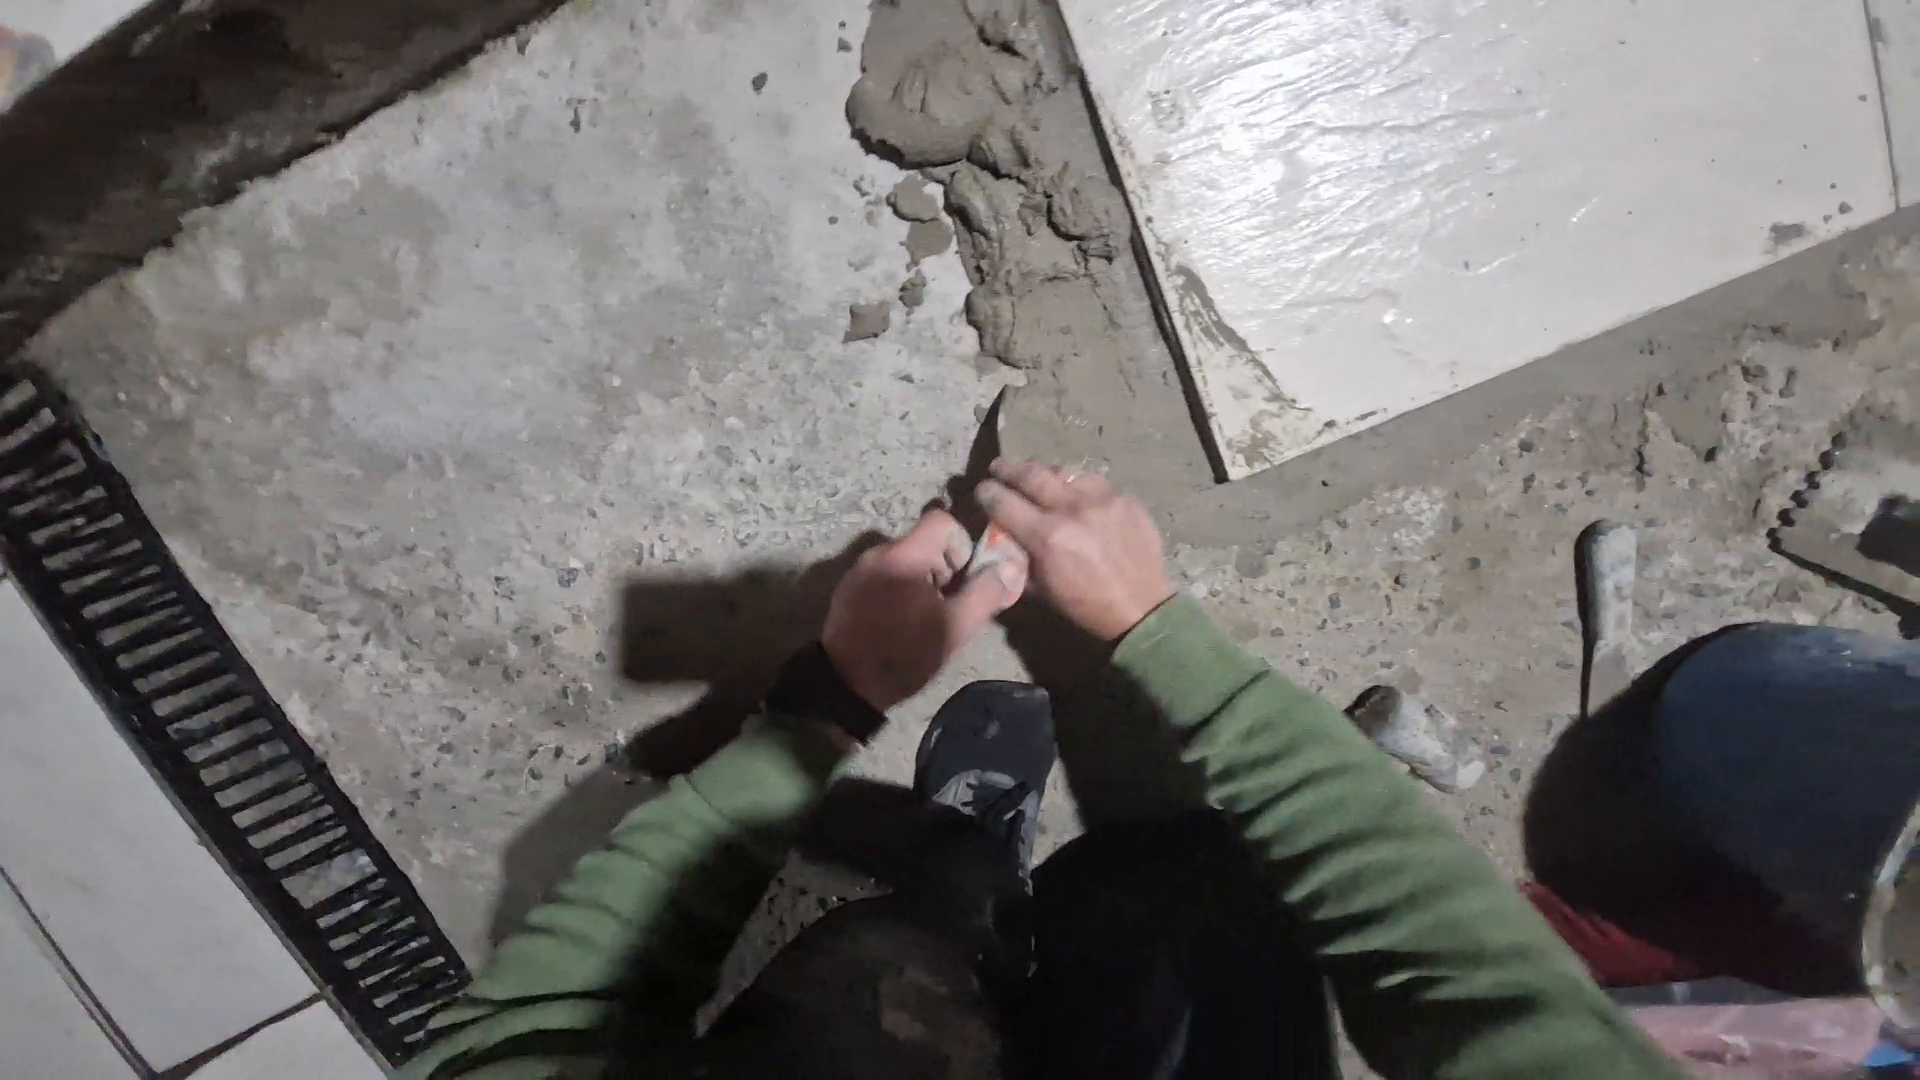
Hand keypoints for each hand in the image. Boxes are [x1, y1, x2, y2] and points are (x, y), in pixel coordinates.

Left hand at [822, 508, 1027, 710]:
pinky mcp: (848, 587)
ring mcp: (859, 569)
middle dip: (944, 568)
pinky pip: (885, 573)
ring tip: (923, 617)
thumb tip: (1011, 566)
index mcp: (904, 555)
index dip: (962, 546)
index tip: (962, 582)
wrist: (847, 685)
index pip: (943, 521)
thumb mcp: (956, 628)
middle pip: (925, 541)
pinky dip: (900, 587)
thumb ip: (987, 592)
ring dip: (923, 580)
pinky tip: (899, 621)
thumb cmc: (905, 655)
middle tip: (946, 607)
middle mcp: (878, 552)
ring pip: (906, 559)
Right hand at [977, 460, 1174, 641]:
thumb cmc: (1086, 605)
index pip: (1003, 502)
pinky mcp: (1124, 498)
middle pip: (1031, 474)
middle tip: (998, 467)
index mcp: (1047, 536)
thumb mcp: (1041, 588)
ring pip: (1064, 471)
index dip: (986, 493)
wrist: (1142, 608)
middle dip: (1008, 468)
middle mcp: (1072, 509)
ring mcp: (1102, 500)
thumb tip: (1005, 534)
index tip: (981, 489)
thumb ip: (1020, 556)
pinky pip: (1093, 482)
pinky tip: (1075, 495)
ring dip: (1045, 473)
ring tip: (1038, 476)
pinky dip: (1077, 486)